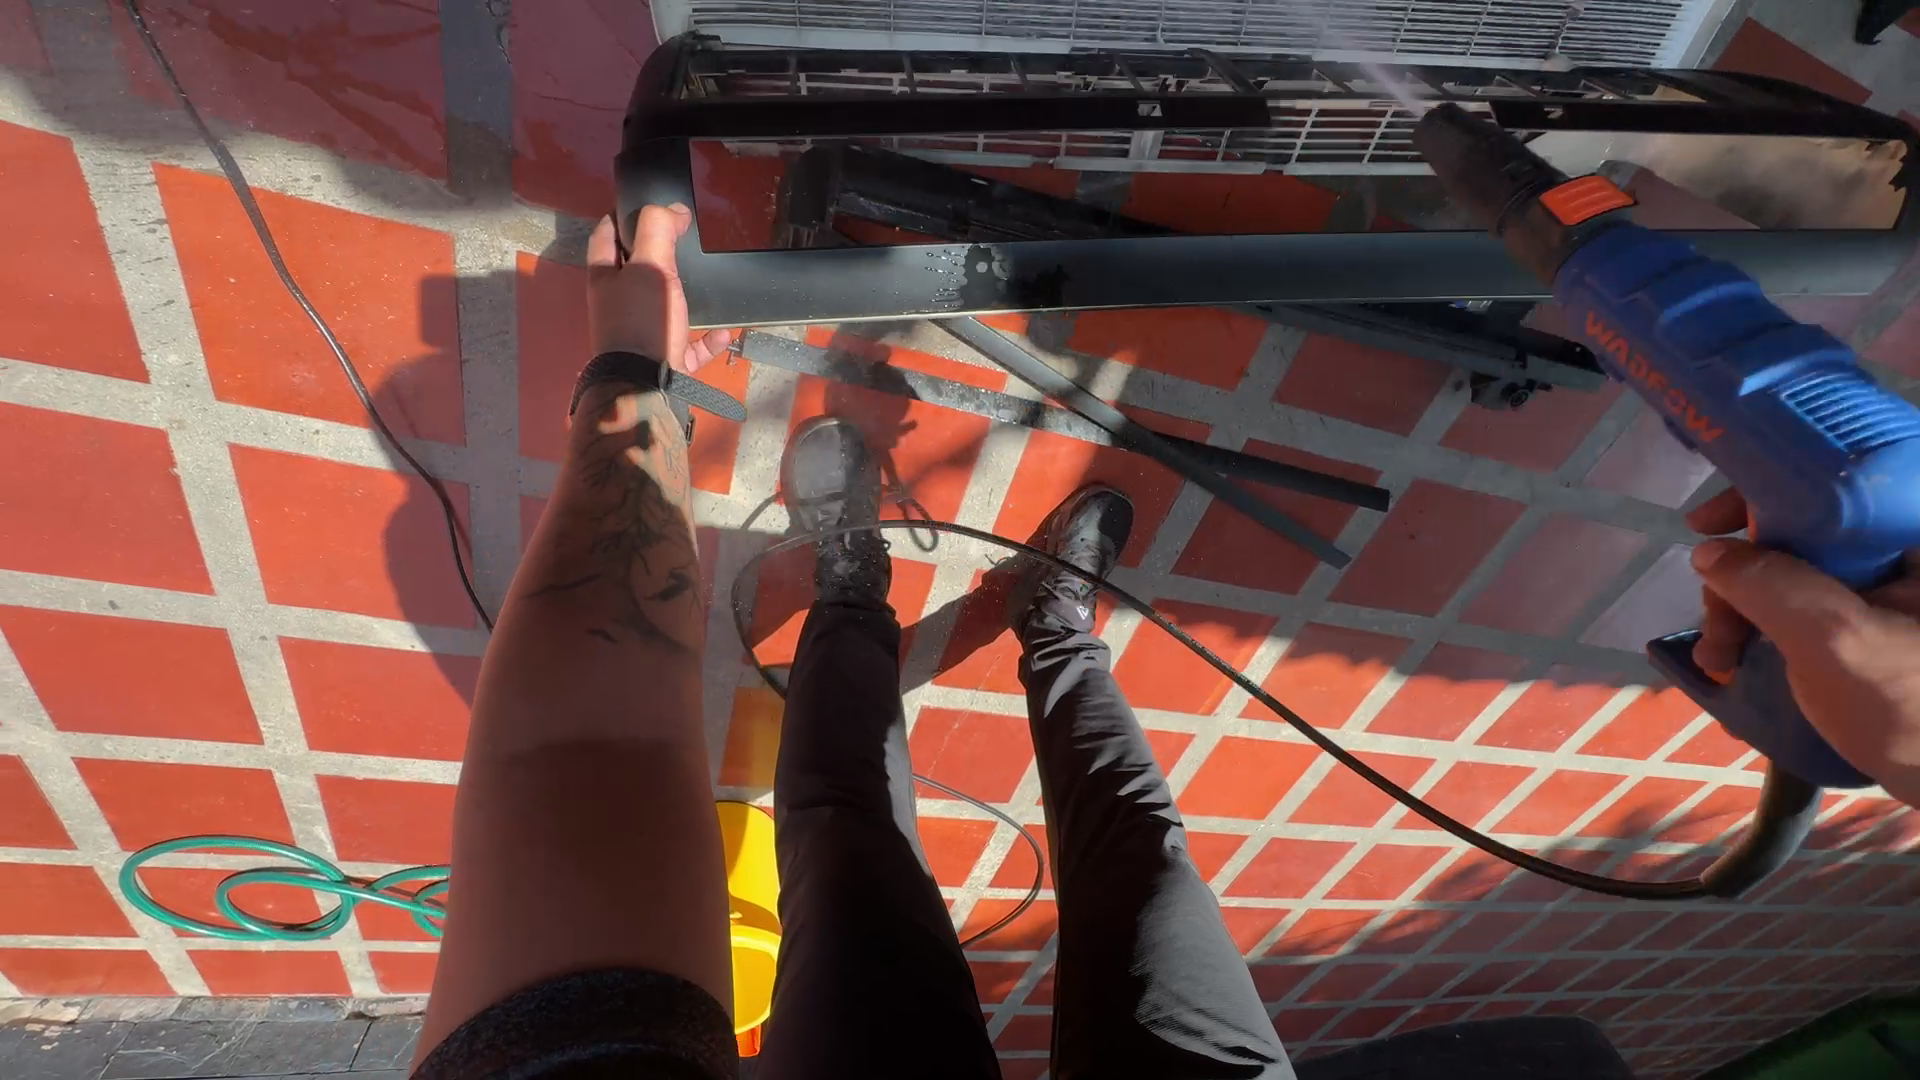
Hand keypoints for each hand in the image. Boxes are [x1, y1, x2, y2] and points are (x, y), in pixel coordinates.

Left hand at [587, 205, 733, 373]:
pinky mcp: (665, 361)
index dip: (620, 217)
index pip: (605, 236)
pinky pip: (690, 346)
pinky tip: (726, 332)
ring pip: (663, 309)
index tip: (645, 206)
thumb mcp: (650, 266)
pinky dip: (708, 339)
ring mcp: (641, 336)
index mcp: (605, 279)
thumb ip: (659, 230)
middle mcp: (618, 307)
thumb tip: (674, 209)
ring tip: (706, 285)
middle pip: (635, 274)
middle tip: (683, 243)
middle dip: (657, 259)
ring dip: (685, 299)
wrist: (646, 384)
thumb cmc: (642, 320)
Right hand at [1688, 488, 1919, 804]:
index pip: (1839, 484)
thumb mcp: (1837, 645)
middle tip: (1716, 622)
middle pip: (1807, 533)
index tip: (1708, 524)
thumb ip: (1770, 586)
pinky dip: (1765, 625)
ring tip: (1723, 658)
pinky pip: (1809, 600)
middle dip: (1743, 576)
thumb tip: (1710, 551)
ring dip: (1743, 609)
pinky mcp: (1889, 622)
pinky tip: (1740, 659)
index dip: (1767, 494)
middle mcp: (1913, 557)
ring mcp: (1903, 592)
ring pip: (1798, 570)